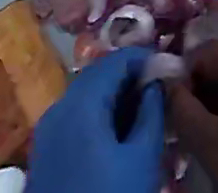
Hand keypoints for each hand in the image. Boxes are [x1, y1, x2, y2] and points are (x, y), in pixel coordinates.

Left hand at [27, 46, 164, 192]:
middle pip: (98, 75)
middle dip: (130, 76)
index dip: (144, 57)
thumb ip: (152, 113)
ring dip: (116, 95)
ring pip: (87, 95)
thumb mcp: (142, 159)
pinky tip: (121, 132)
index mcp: (81, 102)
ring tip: (146, 109)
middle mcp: (59, 106)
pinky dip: (100, 114)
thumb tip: (156, 83)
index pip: (115, 60)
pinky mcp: (47, 152)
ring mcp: (49, 129)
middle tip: (161, 87)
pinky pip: (76, 117)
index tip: (170, 65)